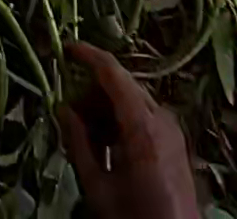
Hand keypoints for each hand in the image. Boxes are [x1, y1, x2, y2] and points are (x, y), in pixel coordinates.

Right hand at [58, 43, 201, 218]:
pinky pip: (142, 115)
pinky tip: (106, 145)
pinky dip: (120, 119)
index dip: (86, 55)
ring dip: (104, 107)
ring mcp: (172, 130)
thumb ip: (78, 143)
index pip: (112, 72)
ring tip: (86, 136)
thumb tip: (61, 108)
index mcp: (143, 126)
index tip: (63, 48)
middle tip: (69, 114)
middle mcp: (161, 118)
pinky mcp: (175, 143)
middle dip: (91, 92)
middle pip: (120, 84)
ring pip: (130, 98)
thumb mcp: (99, 189)